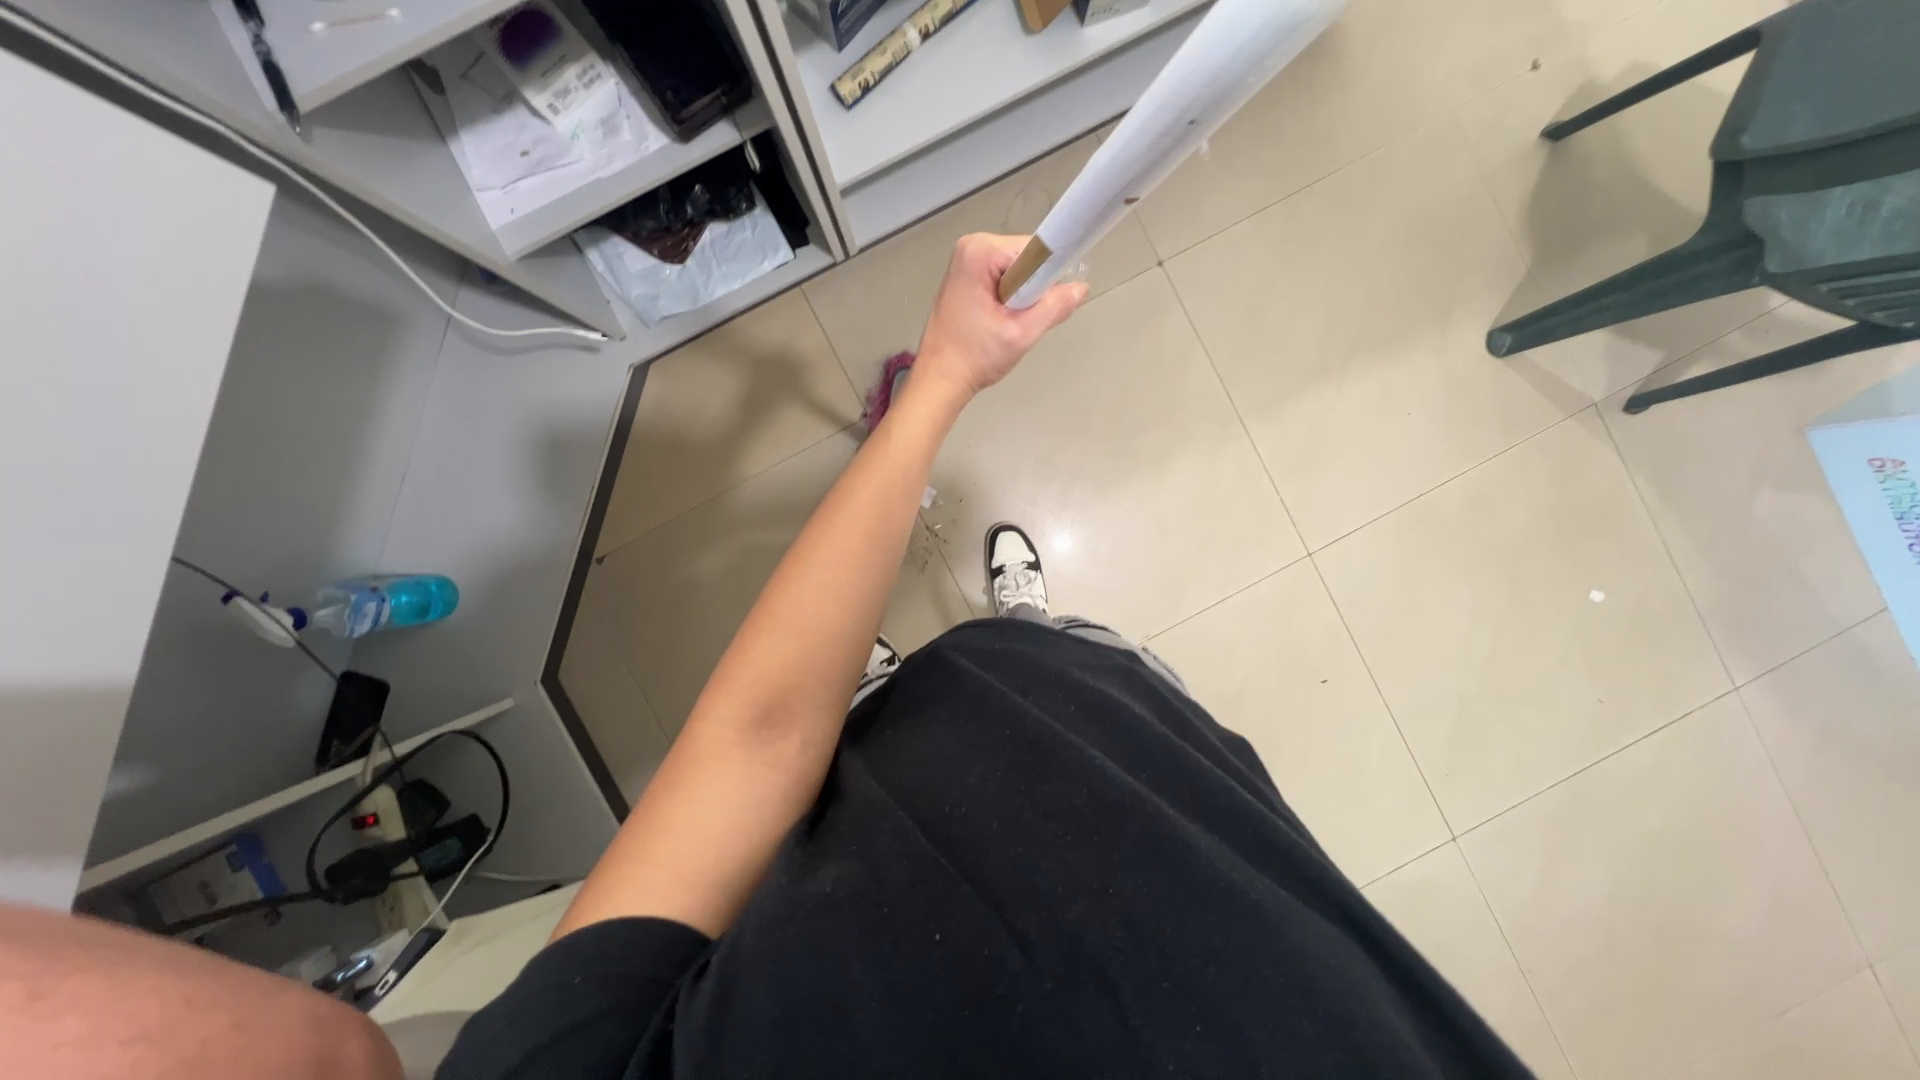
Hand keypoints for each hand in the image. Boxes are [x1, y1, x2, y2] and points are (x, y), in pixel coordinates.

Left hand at [914, 234, 1090, 399]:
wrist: (940, 378)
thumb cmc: (975, 357)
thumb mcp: (1021, 334)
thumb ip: (1054, 307)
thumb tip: (1082, 288)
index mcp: (980, 251)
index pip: (1035, 250)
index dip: (1046, 278)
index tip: (1041, 306)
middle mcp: (971, 246)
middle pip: (1027, 257)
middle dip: (1033, 289)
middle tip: (1019, 321)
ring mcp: (966, 260)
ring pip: (1018, 269)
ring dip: (1022, 296)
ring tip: (1007, 323)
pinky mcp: (966, 276)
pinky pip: (1005, 277)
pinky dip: (1010, 298)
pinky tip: (999, 320)